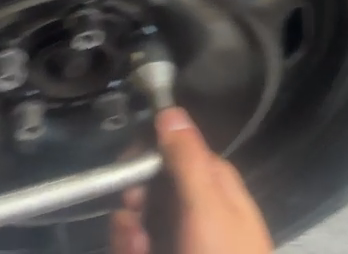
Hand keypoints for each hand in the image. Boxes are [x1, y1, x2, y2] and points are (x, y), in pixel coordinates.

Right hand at [110, 108, 272, 253]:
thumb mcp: (208, 209)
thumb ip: (188, 160)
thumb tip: (170, 109)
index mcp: (218, 187)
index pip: (180, 149)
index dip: (152, 152)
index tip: (128, 163)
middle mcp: (201, 211)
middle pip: (155, 185)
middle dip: (135, 197)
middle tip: (131, 212)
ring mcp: (186, 242)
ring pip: (144, 220)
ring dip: (129, 230)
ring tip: (136, 244)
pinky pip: (141, 245)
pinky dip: (132, 247)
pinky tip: (135, 251)